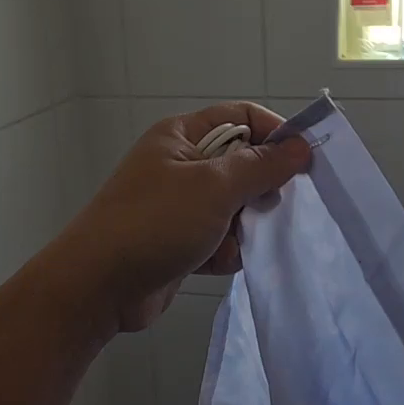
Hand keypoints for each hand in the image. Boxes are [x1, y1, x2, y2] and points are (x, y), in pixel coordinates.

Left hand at [46, 101, 311, 333]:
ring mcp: (179, 205)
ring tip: (231, 243)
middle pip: (243, 164)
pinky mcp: (180, 242)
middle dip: (259, 190)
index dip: (276, 134)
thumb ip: (262, 165)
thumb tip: (302, 146)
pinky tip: (213, 264)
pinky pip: (221, 238)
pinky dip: (224, 252)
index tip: (305, 162)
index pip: (242, 117)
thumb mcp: (214, 186)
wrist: (98, 286)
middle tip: (265, 208)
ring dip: (242, 228)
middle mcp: (181, 164)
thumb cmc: (155, 223)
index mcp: (182, 135)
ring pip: (236, 207)